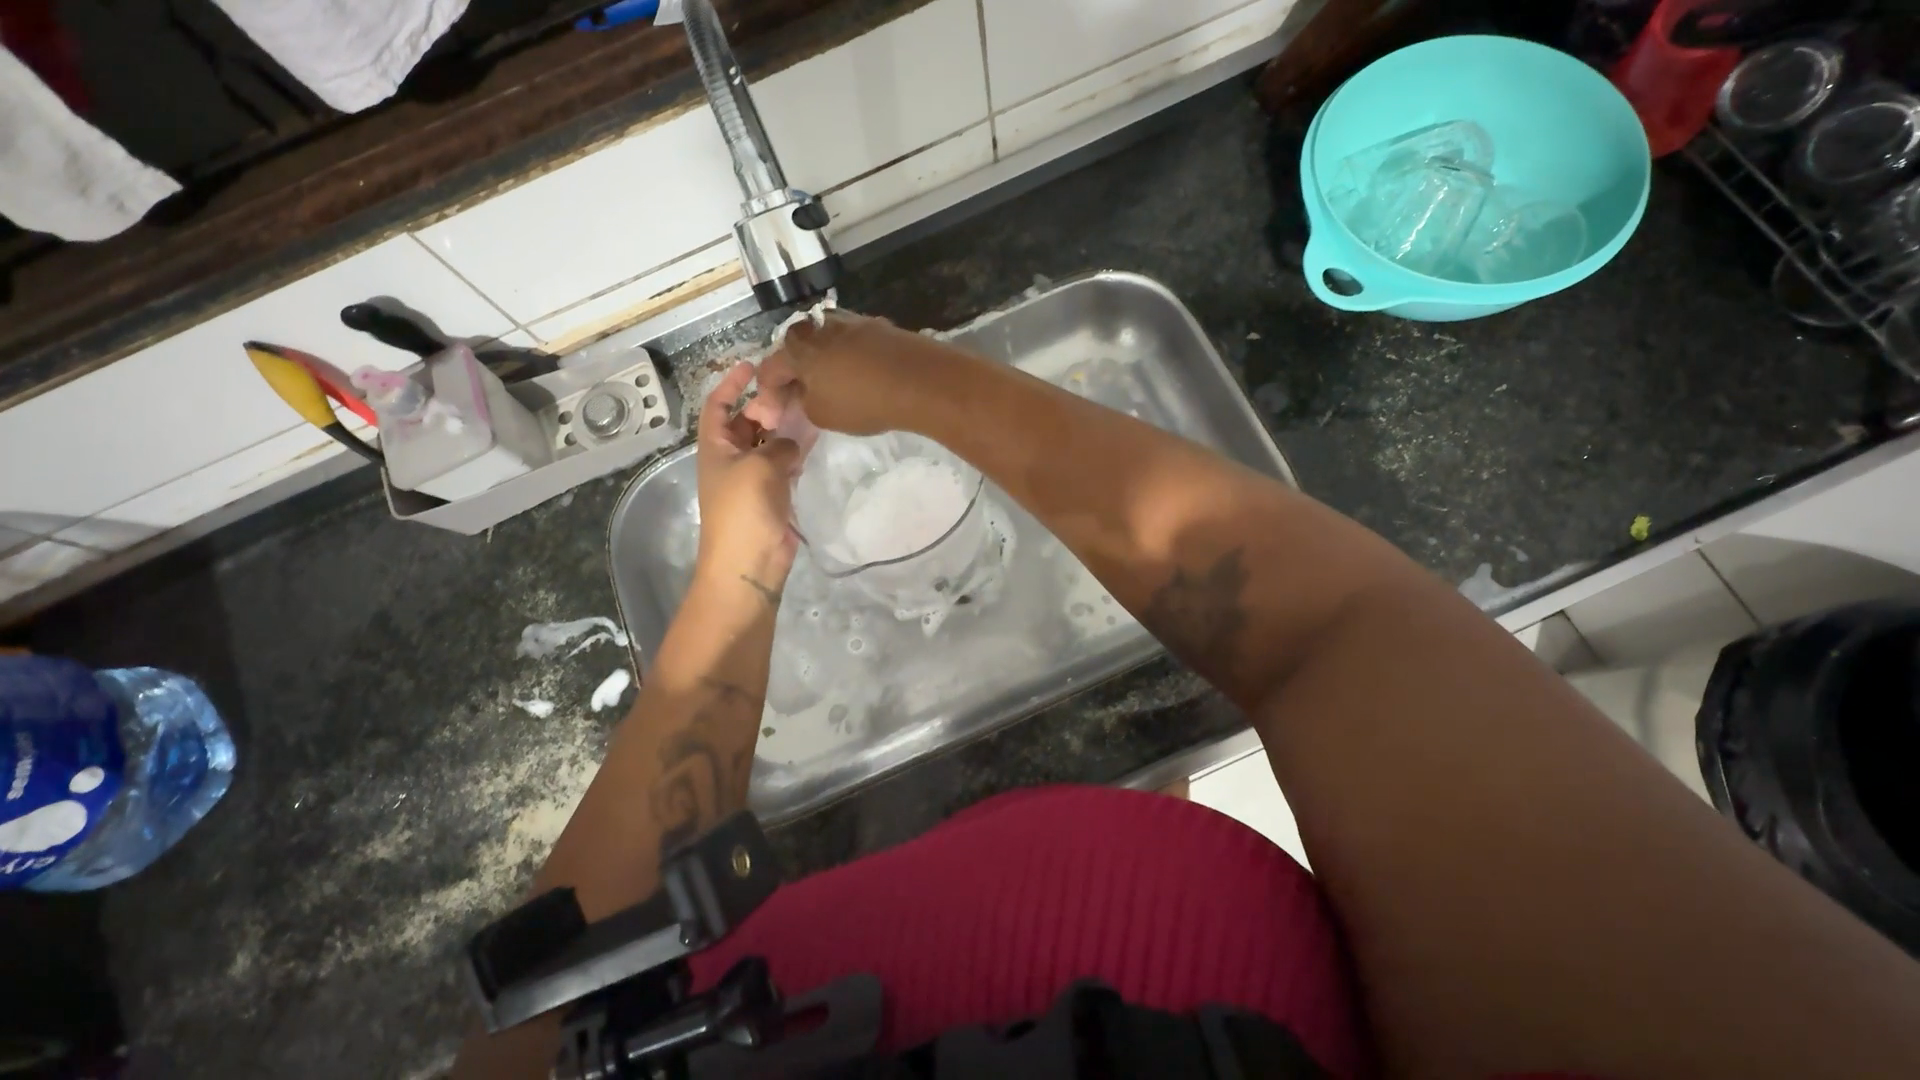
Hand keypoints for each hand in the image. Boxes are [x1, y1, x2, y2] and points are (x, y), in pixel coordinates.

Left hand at [694, 362, 801, 594]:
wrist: (750, 561)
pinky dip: (797, 450)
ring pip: (770, 442)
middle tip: (796, 386)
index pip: (717, 405)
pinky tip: (815, 437)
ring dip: (786, 426)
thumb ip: (780, 445)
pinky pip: (784, 463)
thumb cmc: (743, 509)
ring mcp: (753, 477)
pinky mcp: (773, 495)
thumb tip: (792, 444)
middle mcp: (731, 457)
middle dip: (767, 403)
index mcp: (715, 446)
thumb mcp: (760, 466)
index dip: (731, 383)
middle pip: (747, 421)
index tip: (751, 365)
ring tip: (811, 405)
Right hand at [746, 311, 944, 436]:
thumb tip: (803, 392)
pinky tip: (857, 377)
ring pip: (824, 343)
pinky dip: (846, 359)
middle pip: (796, 350)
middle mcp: (818, 325)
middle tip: (800, 398)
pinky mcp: (877, 326)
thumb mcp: (820, 414)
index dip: (769, 395)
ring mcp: (850, 321)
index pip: (769, 369)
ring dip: (821, 364)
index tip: (777, 416)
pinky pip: (850, 344)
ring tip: (829, 387)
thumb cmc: (862, 400)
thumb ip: (802, 402)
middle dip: (794, 374)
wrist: (920, 380)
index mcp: (797, 346)